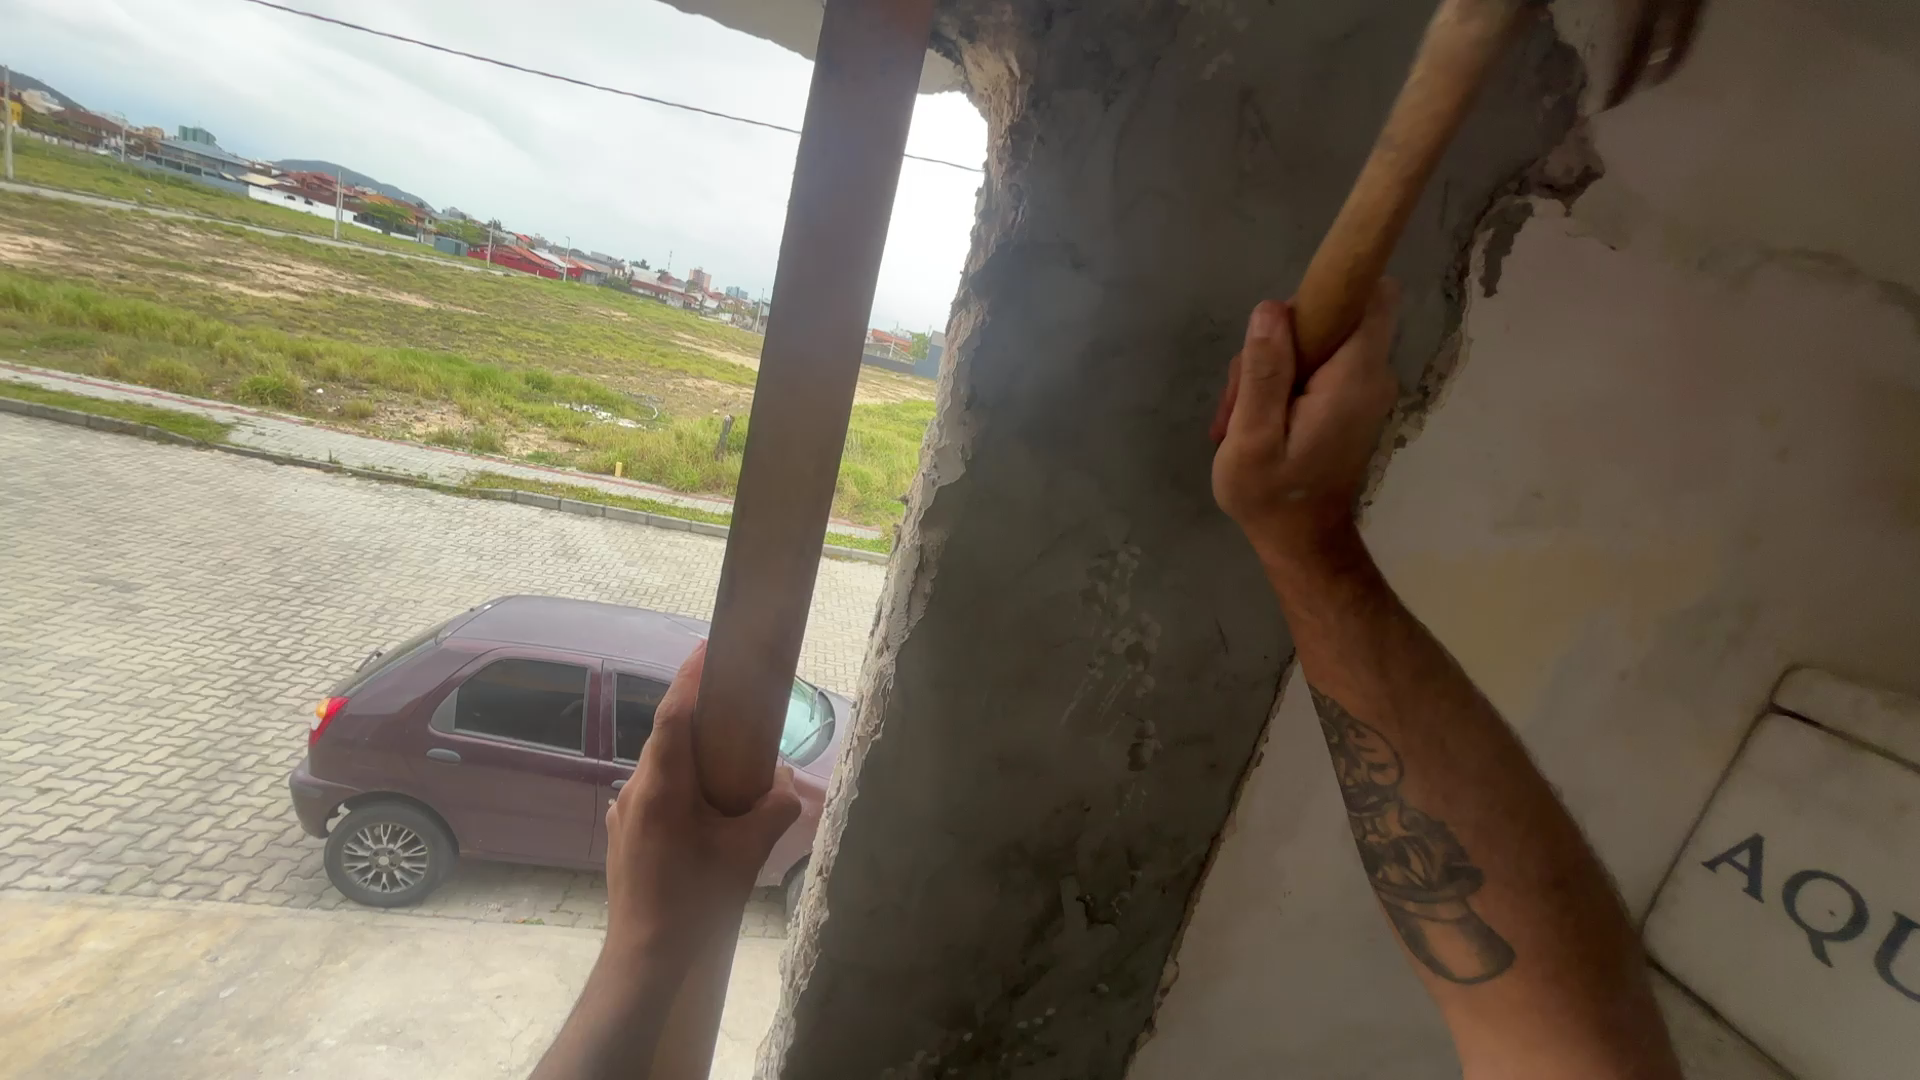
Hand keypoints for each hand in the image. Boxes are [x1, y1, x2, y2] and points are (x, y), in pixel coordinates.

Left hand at [603, 641, 800, 963]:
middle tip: (726, 691)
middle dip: (693, 706)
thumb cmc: (696, 900)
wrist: (645, 958)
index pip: (674, 716)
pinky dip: (677, 773)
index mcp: (663, 787)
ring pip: (658, 761)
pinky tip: (700, 796)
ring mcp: (624, 812)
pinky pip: (652, 786)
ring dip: (686, 744)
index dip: (690, 678)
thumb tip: (788, 783)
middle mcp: (636, 791)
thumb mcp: (747, 851)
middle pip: (665, 734)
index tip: (708, 649)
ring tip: (720, 743)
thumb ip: (775, 807)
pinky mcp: (622, 832)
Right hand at [1211, 280, 1400, 571]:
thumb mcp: (1252, 436)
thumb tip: (1269, 308)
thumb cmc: (1271, 495)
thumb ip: (1263, 372)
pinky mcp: (1348, 404)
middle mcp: (1370, 377)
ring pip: (1316, 345)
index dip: (1332, 289)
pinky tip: (1255, 423)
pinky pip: (1315, 370)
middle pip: (1330, 321)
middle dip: (1278, 344)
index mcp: (1352, 379)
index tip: (1283, 320)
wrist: (1299, 541)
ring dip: (1270, 371)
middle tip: (1242, 395)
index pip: (1372, 296)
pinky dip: (1282, 386)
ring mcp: (1362, 391)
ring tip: (1240, 419)